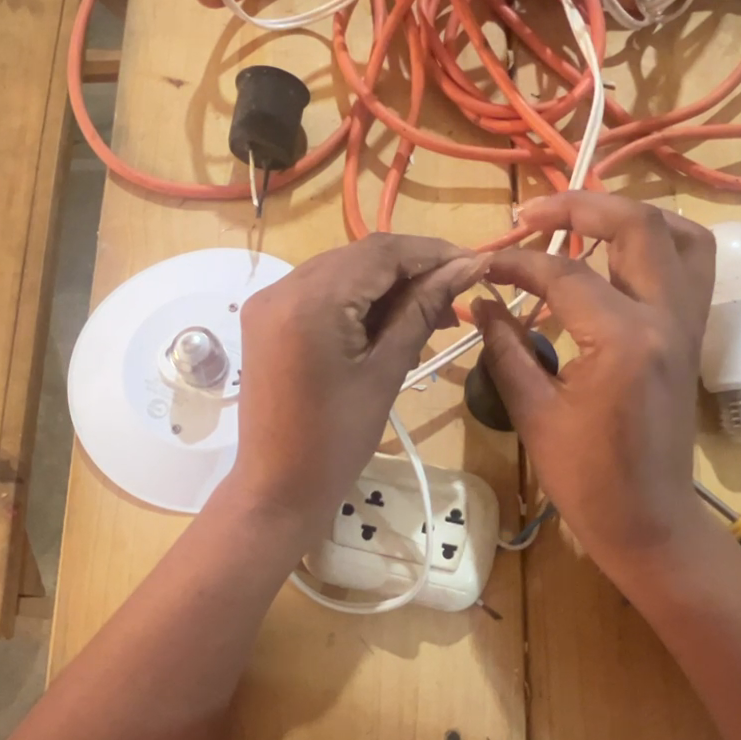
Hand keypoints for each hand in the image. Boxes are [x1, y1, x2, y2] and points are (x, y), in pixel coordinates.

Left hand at [221, 234, 483, 544]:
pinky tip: (388, 325)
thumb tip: (465, 267)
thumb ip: (421, 311)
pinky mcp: (266, 320)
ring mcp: (267, 303)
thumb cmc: (337, 440)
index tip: (474, 264)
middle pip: (358, 257)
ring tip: (428, 317)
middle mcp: (281, 288)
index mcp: (310, 301)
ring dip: (384, 287)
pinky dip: (355, 301)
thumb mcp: (385, 371)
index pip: (380, 252)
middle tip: (454, 298)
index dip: (432, 252)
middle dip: (410, 270)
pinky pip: (319, 293)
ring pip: (340, 272)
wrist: (279, 487)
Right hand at [471, 192, 718, 568]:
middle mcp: (667, 317)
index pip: (565, 274)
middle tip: (530, 214)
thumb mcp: (534, 413)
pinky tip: (618, 256)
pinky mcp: (692, 334)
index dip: (517, 263)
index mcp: (624, 339)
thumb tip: (480, 302)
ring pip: (678, 234)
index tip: (483, 264)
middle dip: (579, 207)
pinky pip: (691, 264)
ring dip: (629, 216)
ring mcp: (688, 323)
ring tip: (581, 221)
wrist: (648, 520)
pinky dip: (658, 243)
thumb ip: (505, 348)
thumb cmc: (586, 479)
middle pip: (636, 225)